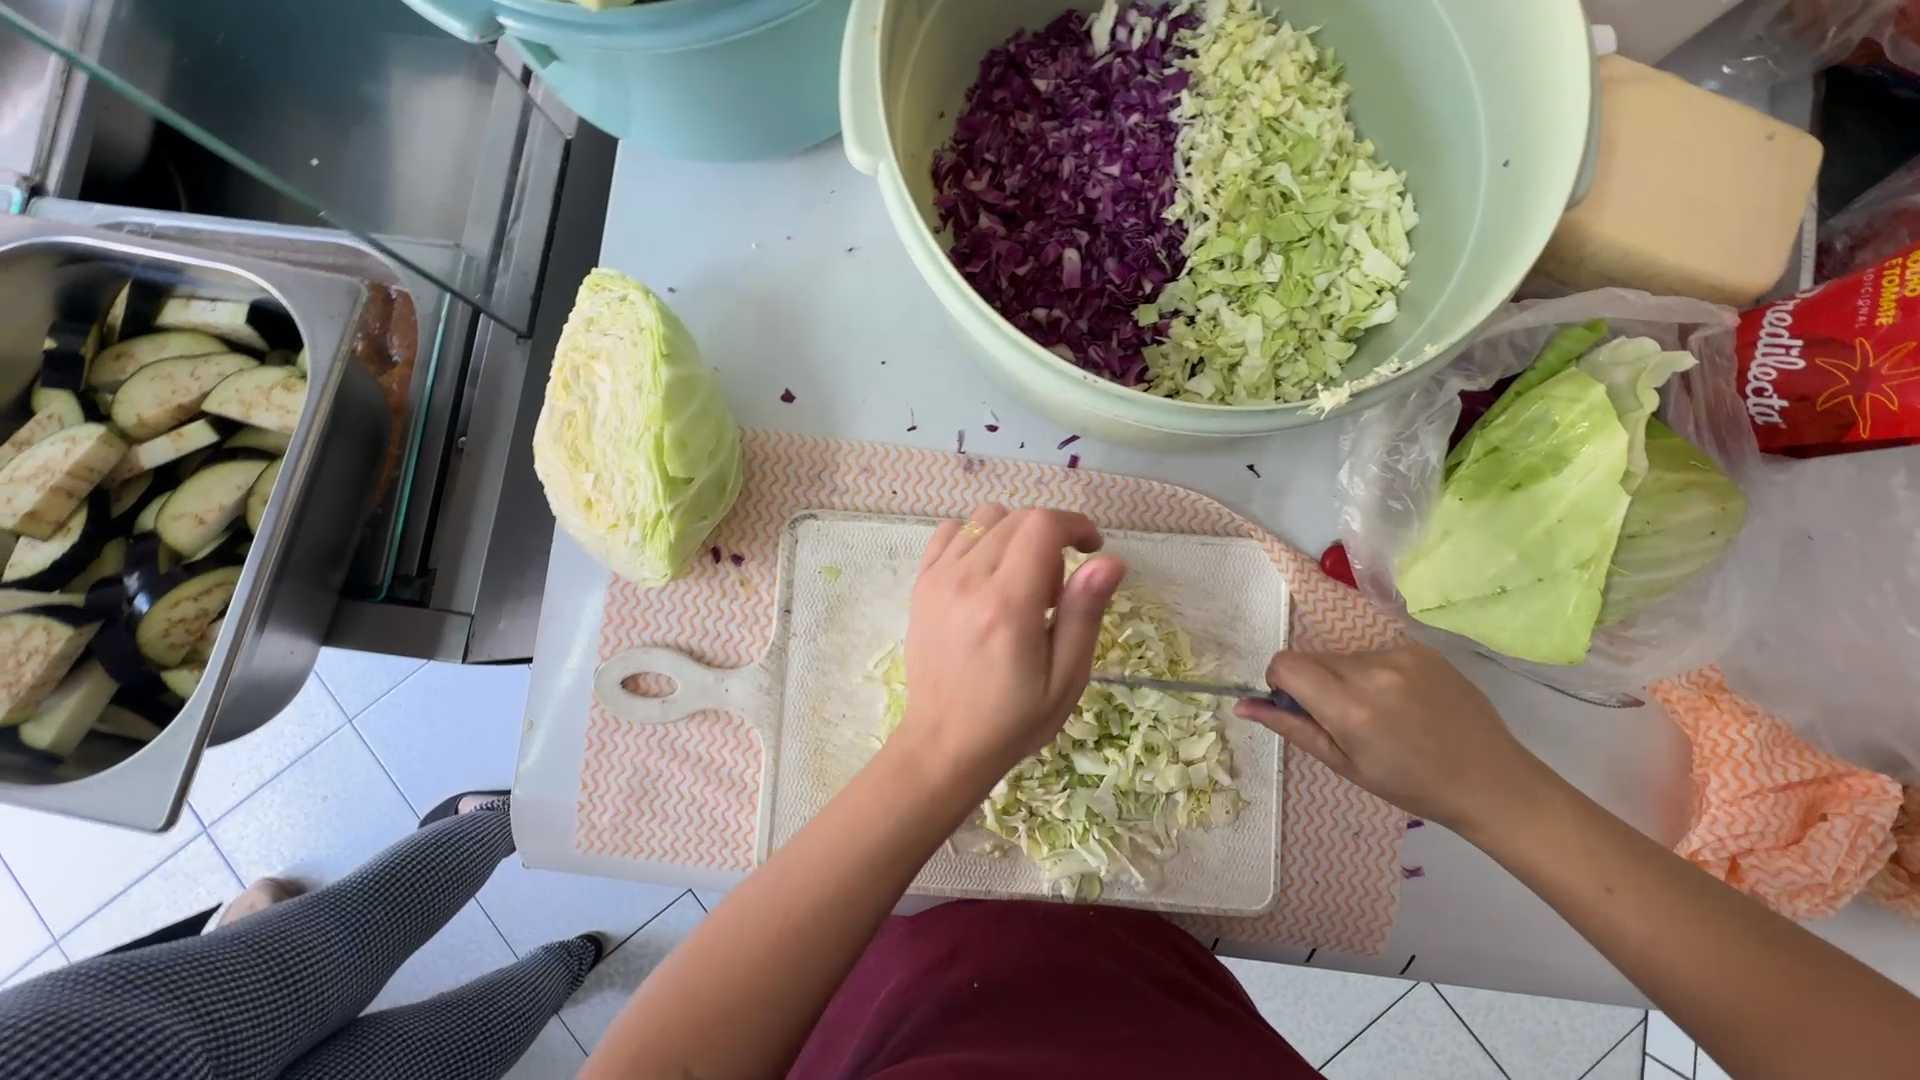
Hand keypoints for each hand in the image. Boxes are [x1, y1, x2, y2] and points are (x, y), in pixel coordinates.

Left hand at [894, 504, 1126, 793]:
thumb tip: (1110, 560)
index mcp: (1008, 606)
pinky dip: (977, 537)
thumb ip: (1085, 613)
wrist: (944, 744)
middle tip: (1057, 590)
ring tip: (1022, 581)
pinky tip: (988, 574)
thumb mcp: (1066, 677)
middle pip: (1017, 518)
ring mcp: (938, 579)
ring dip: (1015, 534)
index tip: (1091, 548)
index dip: (1076, 525)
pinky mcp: (921, 584)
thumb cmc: (1013, 720)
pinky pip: (951, 532)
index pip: (1042, 526)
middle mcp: (968, 581)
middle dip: (1051, 535)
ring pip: (985, 518)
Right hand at [1235, 645, 1546, 831]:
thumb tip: (1242, 705)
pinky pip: (1374, 652)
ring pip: (1342, 655)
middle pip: (1312, 658)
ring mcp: (1400, 655)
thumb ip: (1292, 728)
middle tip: (1343, 719)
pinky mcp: (1421, 648)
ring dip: (1344, 677)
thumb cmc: (1411, 785)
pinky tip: (1402, 702)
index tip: (1299, 707)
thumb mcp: (1344, 764)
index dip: (1280, 683)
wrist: (1491, 781)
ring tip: (1380, 713)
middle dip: (1314, 683)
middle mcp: (1372, 670)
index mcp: (1350, 705)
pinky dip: (1374, 672)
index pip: (1285, 664)